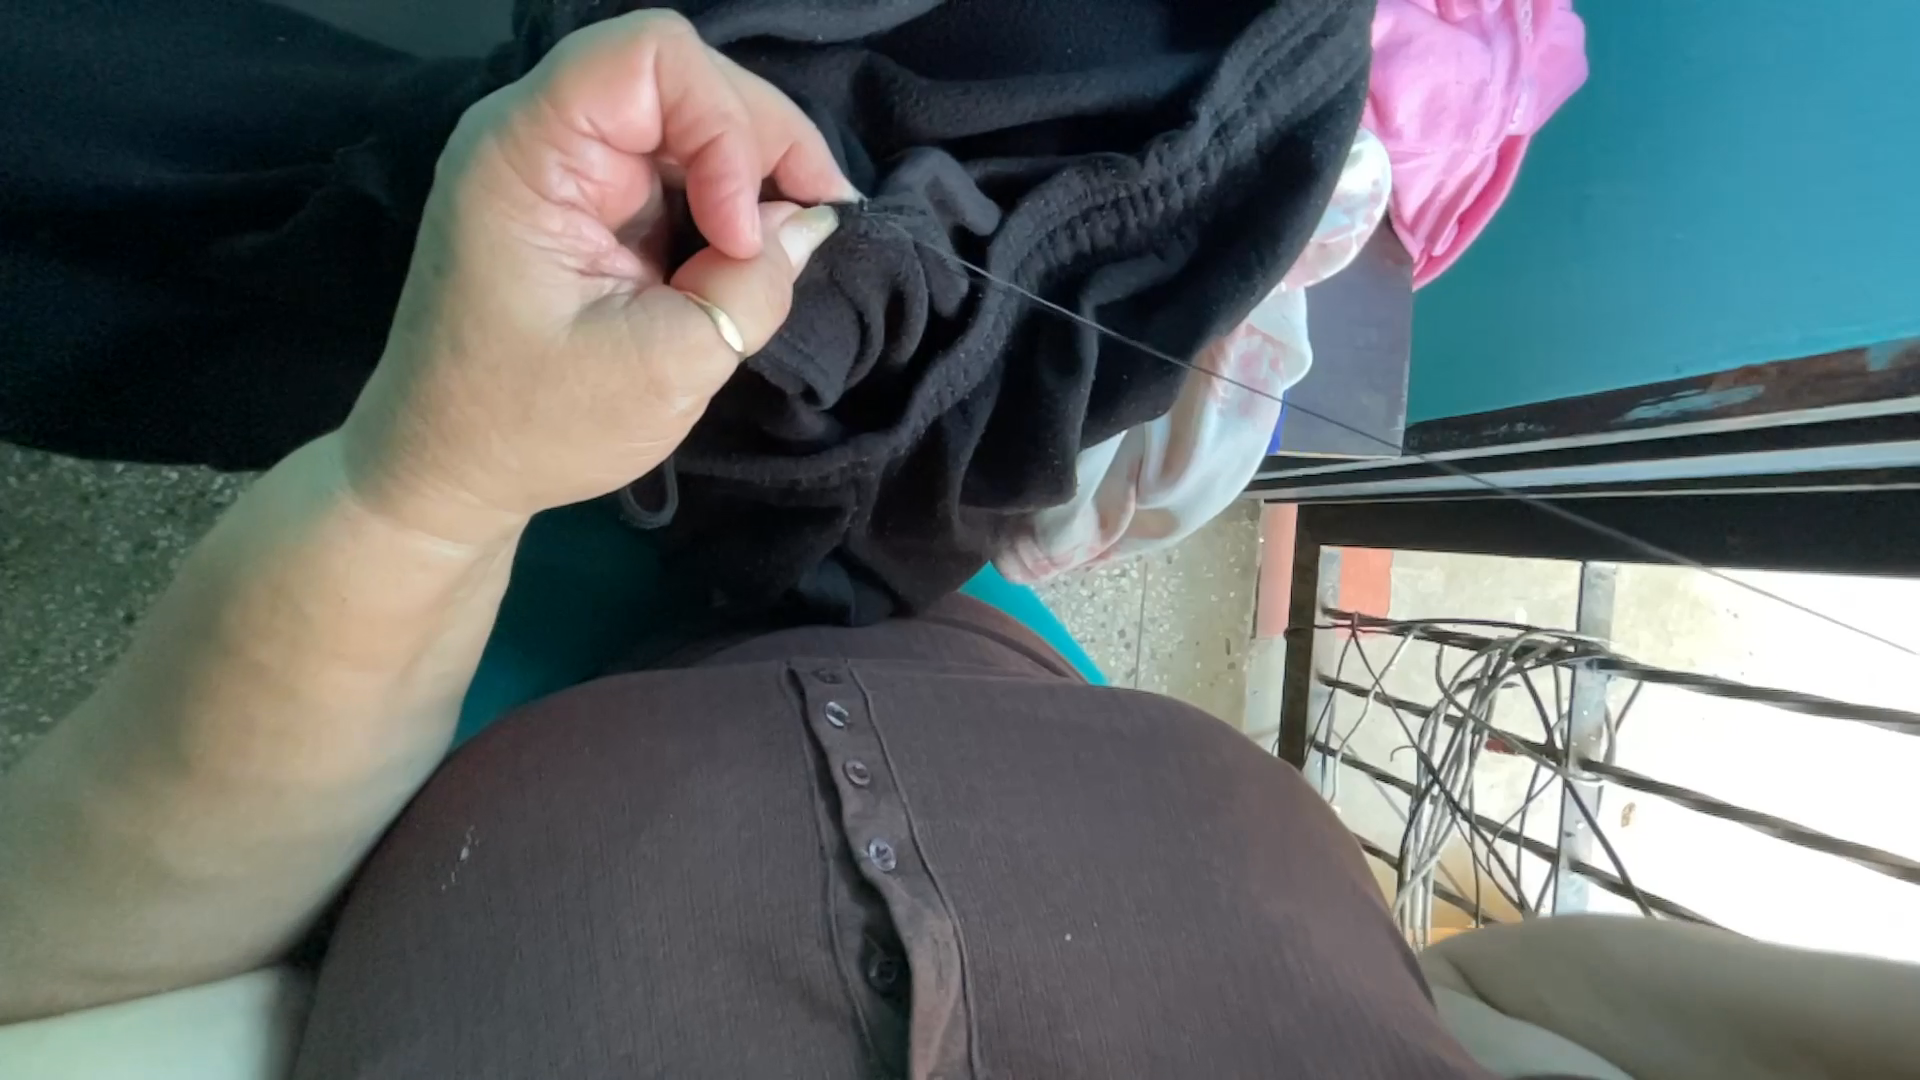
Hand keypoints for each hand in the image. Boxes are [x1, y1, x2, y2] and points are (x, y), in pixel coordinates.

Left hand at [338, 10, 852, 543]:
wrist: (456, 466)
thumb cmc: (542, 426)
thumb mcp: (666, 368)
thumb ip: (750, 290)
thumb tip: (809, 225)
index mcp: (532, 156)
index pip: (653, 59)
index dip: (726, 129)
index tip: (741, 235)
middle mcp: (548, 141)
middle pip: (683, 82)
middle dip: (767, 144)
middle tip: (823, 217)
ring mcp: (573, 176)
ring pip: (692, 125)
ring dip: (759, 175)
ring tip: (802, 237)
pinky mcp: (597, 215)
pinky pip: (682, 177)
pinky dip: (735, 205)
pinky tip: (761, 248)